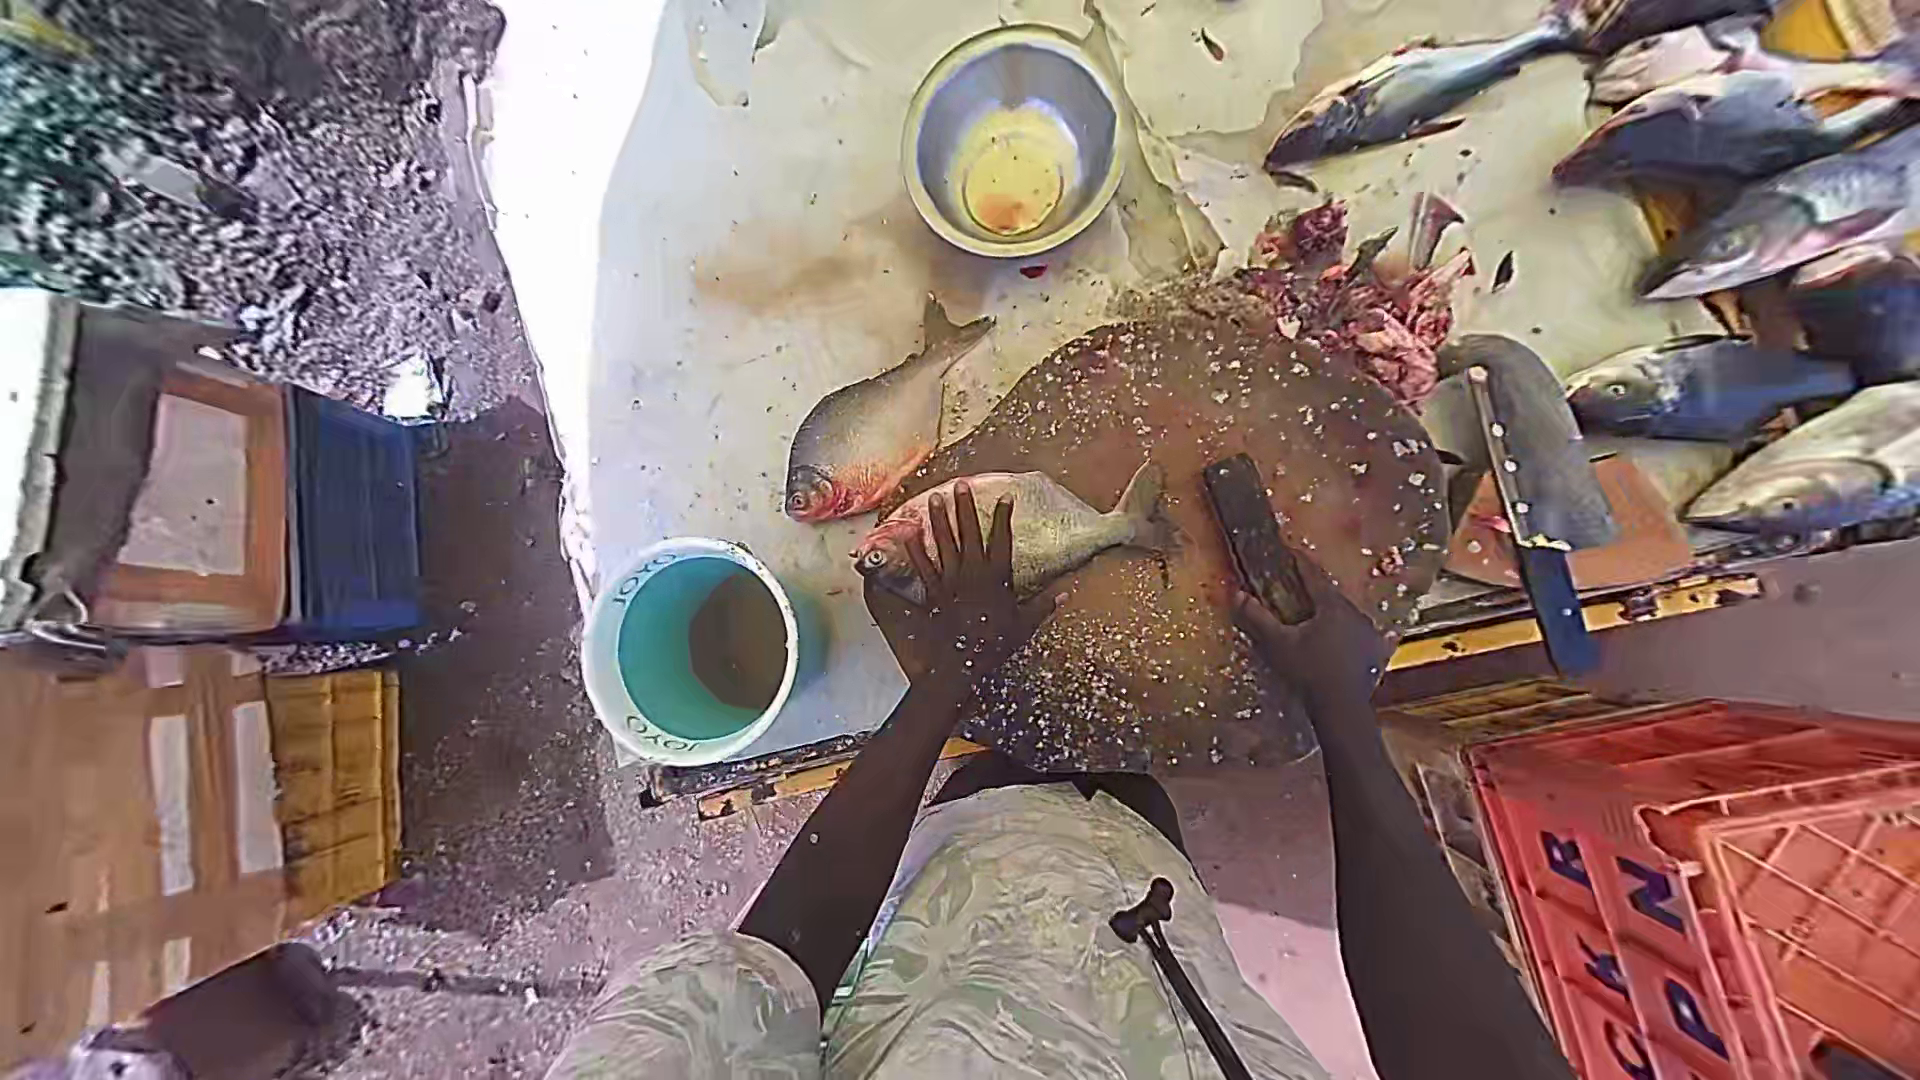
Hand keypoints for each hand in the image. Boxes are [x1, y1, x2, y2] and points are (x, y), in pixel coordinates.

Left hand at [864, 482, 1057, 699]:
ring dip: (939, 520)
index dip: (1004, 517)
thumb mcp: (1025, 623)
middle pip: (970, 533)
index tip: (1005, 497)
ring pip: (945, 543)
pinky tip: (909, 533)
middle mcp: (973, 571)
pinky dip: (915, 550)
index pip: (1002, 539)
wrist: (965, 661)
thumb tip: (1066, 592)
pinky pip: (923, 566)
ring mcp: (951, 579)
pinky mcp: (934, 591)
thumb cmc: (997, 641)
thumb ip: (1043, 605)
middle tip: (960, 485)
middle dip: (965, 507)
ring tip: (935, 498)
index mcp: (997, 576)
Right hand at [1232, 553, 1389, 707]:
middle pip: (1331, 594)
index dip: (1300, 563)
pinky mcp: (1373, 651)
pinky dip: (1339, 627)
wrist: (1340, 707)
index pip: (1314, 577)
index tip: (1290, 552)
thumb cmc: (1307, 670)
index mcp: (1332, 607)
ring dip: (1327, 609)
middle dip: (1313, 588)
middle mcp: (1355, 615)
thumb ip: (1256, 617)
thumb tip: (1236, 594)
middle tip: (1296, 584)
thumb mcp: (1276, 643)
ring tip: (1310, 612)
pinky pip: (1353, 630)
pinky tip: (1329, 637)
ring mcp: (1367, 634)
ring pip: (1344, 612)